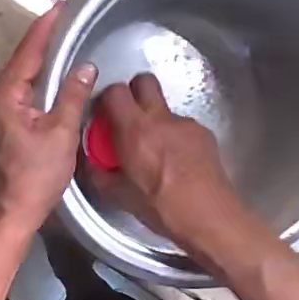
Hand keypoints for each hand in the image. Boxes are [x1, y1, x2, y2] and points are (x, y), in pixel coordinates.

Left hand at [0, 7, 96, 224]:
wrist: (15, 208)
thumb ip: (72, 96)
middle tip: (68, 20)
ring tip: (65, 39)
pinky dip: (39, 77)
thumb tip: (86, 67)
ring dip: (41, 57)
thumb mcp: (61, 133)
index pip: (28, 51)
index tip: (61, 7)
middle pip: (22, 59)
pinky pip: (22, 89)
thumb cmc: (37, 174)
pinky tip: (55, 74)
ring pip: (21, 74)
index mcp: (6, 94)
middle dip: (44, 38)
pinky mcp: (4, 121)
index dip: (45, 28)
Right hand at [95, 72, 247, 249]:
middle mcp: (160, 119)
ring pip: (164, 108)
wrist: (210, 218)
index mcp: (134, 130)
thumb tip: (89, 162)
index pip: (115, 91)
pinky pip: (182, 126)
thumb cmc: (161, 207)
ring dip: (155, 120)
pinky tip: (176, 162)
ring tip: (155, 151)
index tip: (103, 115)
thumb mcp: (119, 195)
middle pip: (144, 81)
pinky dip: (174, 136)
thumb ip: (99, 173)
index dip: (106, 98)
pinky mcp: (204, 133)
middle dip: (133, 92)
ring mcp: (185, 124)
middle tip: (128, 117)